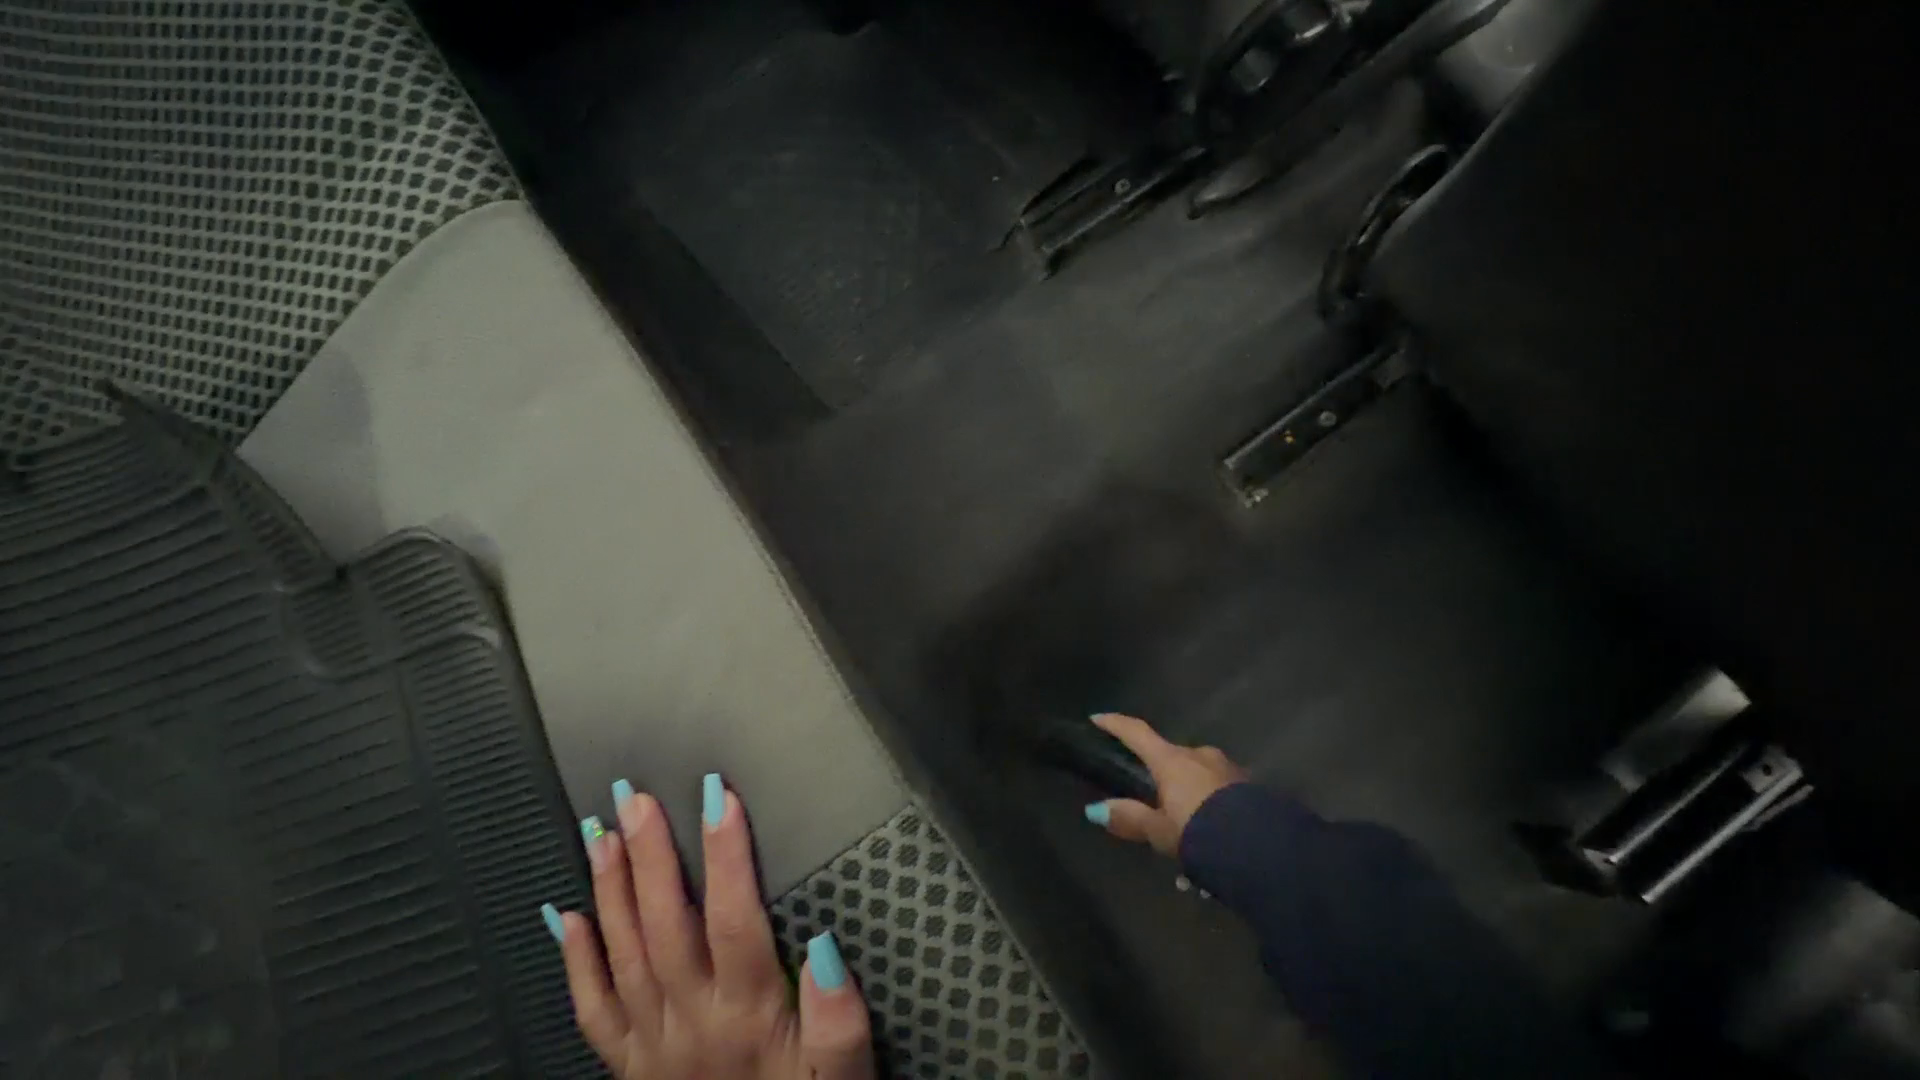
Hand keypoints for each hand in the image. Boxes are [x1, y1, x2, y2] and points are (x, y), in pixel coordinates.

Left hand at [547, 775, 874, 1079]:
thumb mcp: (841, 1078)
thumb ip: (840, 1019)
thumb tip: (824, 944)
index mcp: (746, 1016)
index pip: (732, 918)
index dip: (726, 853)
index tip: (718, 794)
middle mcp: (691, 1021)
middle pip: (666, 925)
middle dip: (651, 855)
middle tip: (635, 798)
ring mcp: (651, 1045)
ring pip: (623, 955)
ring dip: (610, 890)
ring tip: (601, 833)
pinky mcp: (629, 1066)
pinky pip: (592, 1011)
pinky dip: (575, 961)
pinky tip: (564, 916)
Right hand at [1088, 713, 1248, 855]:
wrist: (1262, 848)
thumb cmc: (1200, 833)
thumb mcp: (1159, 831)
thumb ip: (1129, 818)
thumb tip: (1094, 810)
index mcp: (1171, 761)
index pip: (1137, 733)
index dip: (1115, 724)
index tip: (1097, 717)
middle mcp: (1199, 755)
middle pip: (1169, 755)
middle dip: (1160, 772)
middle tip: (1152, 798)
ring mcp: (1226, 767)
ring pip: (1197, 771)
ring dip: (1188, 789)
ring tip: (1185, 822)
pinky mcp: (1248, 784)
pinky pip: (1218, 786)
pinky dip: (1209, 799)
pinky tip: (1211, 826)